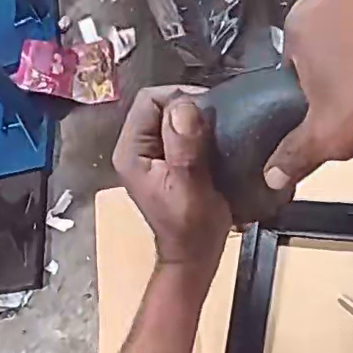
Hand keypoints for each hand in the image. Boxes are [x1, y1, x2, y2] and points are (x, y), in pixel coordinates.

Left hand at [114, 85, 231, 273]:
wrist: (195, 254)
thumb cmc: (191, 228)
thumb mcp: (189, 186)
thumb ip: (184, 147)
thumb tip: (185, 107)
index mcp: (131, 151)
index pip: (149, 100)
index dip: (180, 98)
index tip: (210, 109)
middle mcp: (138, 148)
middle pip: (162, 105)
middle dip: (191, 108)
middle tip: (219, 119)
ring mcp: (154, 154)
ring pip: (174, 117)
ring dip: (198, 120)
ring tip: (220, 129)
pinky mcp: (170, 160)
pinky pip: (184, 132)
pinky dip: (201, 131)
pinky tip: (217, 140)